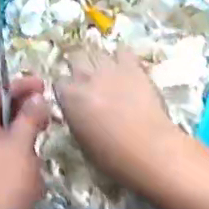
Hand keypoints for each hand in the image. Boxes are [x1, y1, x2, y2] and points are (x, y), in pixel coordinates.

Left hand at [0, 76, 49, 208]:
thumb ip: (29, 118)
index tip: (43, 86)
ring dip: (25, 128)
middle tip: (48, 108)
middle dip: (24, 106)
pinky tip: (36, 159)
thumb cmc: (5, 182)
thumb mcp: (21, 145)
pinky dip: (22, 149)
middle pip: (0, 110)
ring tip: (46, 130)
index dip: (18, 84)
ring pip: (5, 132)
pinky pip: (6, 153)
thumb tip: (37, 98)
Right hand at [56, 47, 183, 188]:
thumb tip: (78, 111)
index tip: (72, 97)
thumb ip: (76, 117)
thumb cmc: (113, 157)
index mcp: (69, 96)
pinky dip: (122, 56)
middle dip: (79, 68)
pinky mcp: (132, 67)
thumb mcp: (81, 140)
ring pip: (97, 52)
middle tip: (88, 82)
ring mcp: (109, 68)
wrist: (149, 149)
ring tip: (106, 72)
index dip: (66, 89)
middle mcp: (85, 76)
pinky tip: (125, 66)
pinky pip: (123, 51)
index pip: (59, 82)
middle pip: (76, 59)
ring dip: (99, 61)